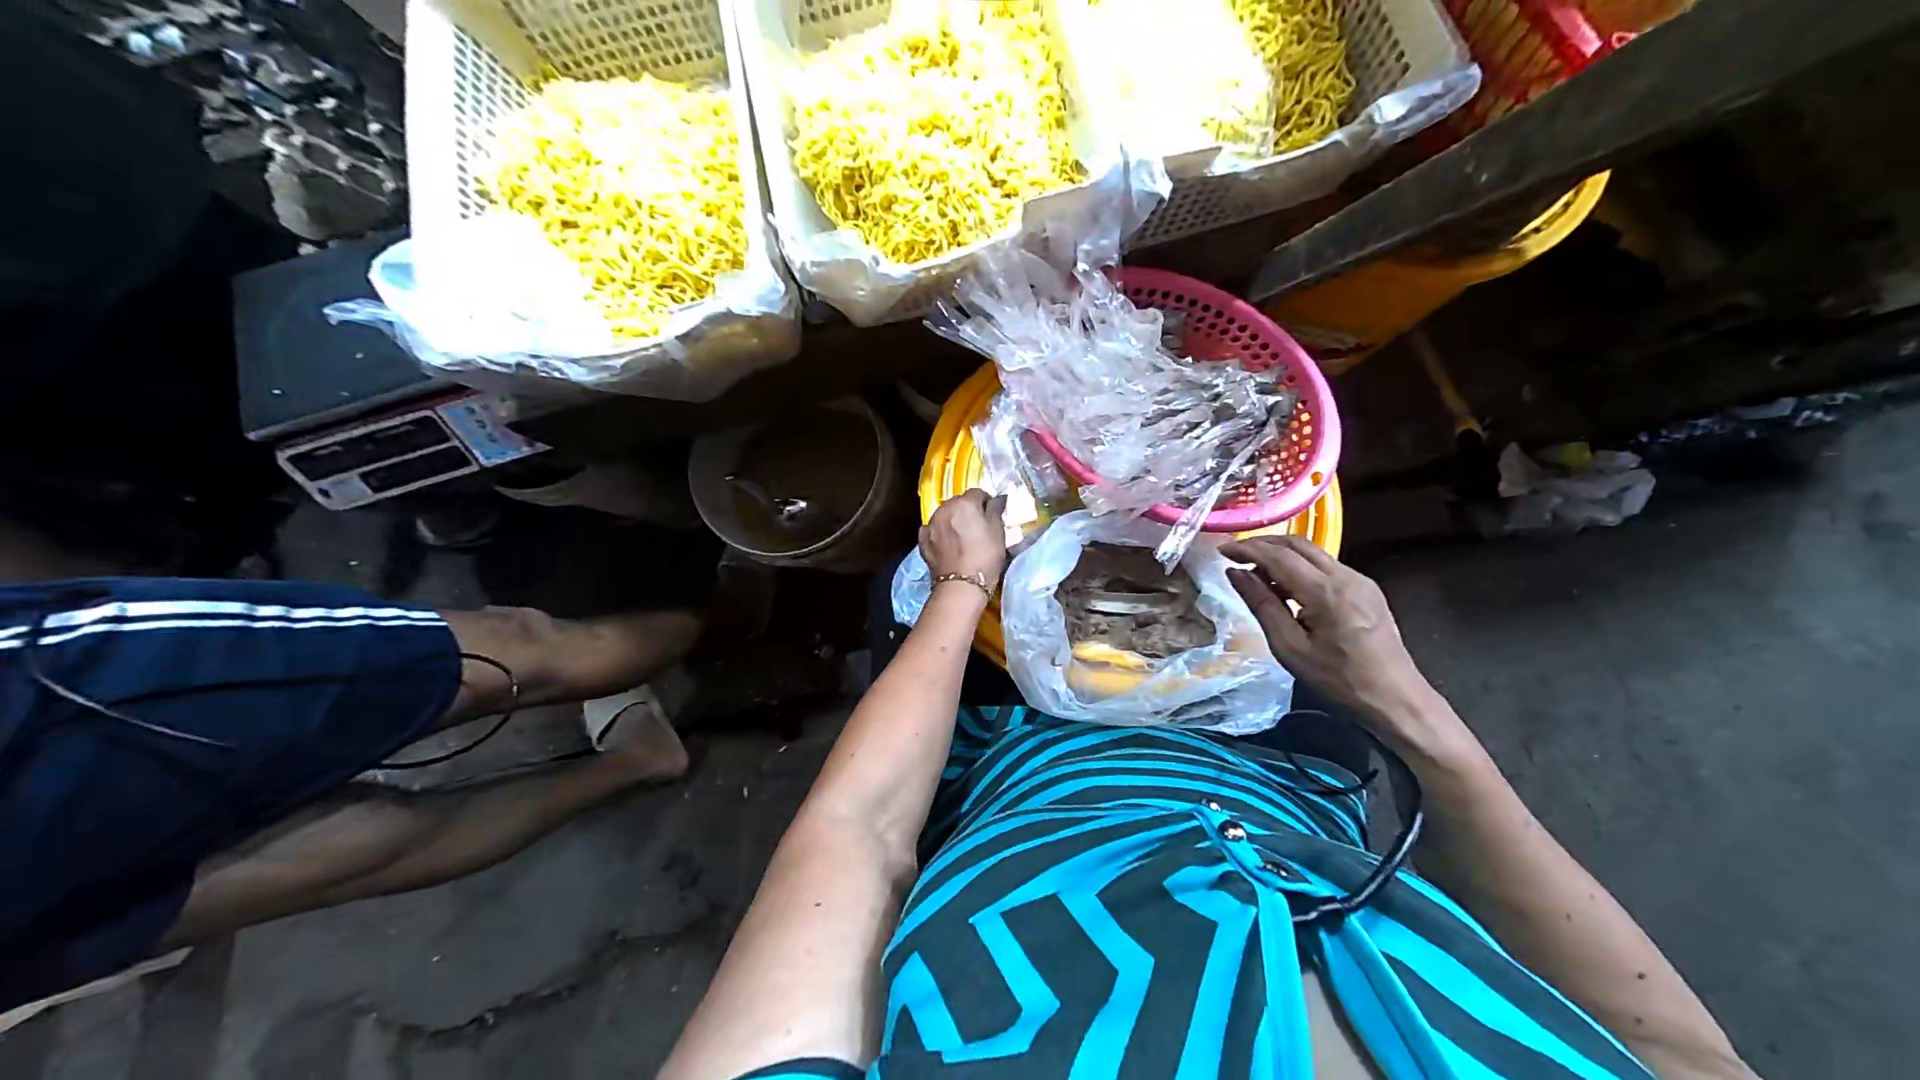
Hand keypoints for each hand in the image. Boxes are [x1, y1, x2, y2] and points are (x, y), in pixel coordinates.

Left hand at [921, 489, 1007, 590]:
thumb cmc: (985, 557)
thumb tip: (996, 499)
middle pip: (958, 502)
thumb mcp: (998, 532)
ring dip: (952, 520)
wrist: (961, 586)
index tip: (990, 515)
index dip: (986, 503)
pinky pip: (932, 529)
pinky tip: (945, 543)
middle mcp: (944, 509)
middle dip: (967, 510)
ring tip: (960, 536)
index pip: (978, 493)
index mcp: (965, 503)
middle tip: (976, 527)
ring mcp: (931, 524)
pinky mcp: (922, 540)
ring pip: (944, 514)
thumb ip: (996, 510)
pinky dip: (939, 532)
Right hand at [1220, 535, 1436, 729]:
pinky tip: (1285, 588)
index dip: (1247, 549)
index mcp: (1326, 592)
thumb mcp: (1290, 648)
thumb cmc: (1339, 680)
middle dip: (1263, 544)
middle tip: (1235, 556)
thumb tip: (1235, 574)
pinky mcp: (1366, 589)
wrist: (1396, 698)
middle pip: (1298, 544)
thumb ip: (1262, 605)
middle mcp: (1346, 577)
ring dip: (1281, 555)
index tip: (1221, 550)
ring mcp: (1360, 580)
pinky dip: (1299, 568)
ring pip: (1313, 552)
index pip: (1278, 556)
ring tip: (1256, 575)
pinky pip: (1325, 566)